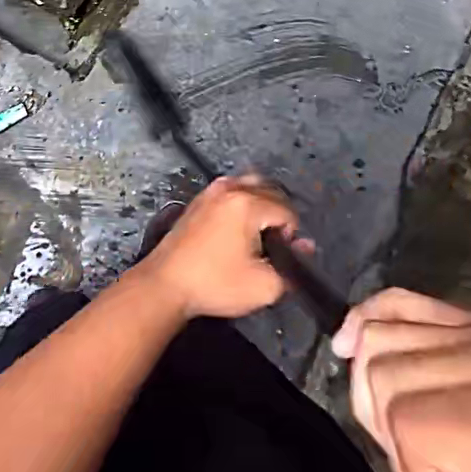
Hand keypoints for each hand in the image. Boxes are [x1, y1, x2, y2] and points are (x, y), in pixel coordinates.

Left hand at [130, 175, 302, 319]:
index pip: (287, 211)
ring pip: (249, 185)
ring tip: (258, 235)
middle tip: (275, 244)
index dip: (292, 235)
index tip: (282, 255)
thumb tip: (303, 246)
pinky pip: (231, 190)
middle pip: (270, 190)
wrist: (167, 283)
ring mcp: (211, 191)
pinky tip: (237, 229)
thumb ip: (291, 268)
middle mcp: (230, 189)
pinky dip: (242, 202)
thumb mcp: (263, 286)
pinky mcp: (199, 199)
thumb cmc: (215, 283)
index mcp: (247, 204)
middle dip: (279, 215)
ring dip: (261, 204)